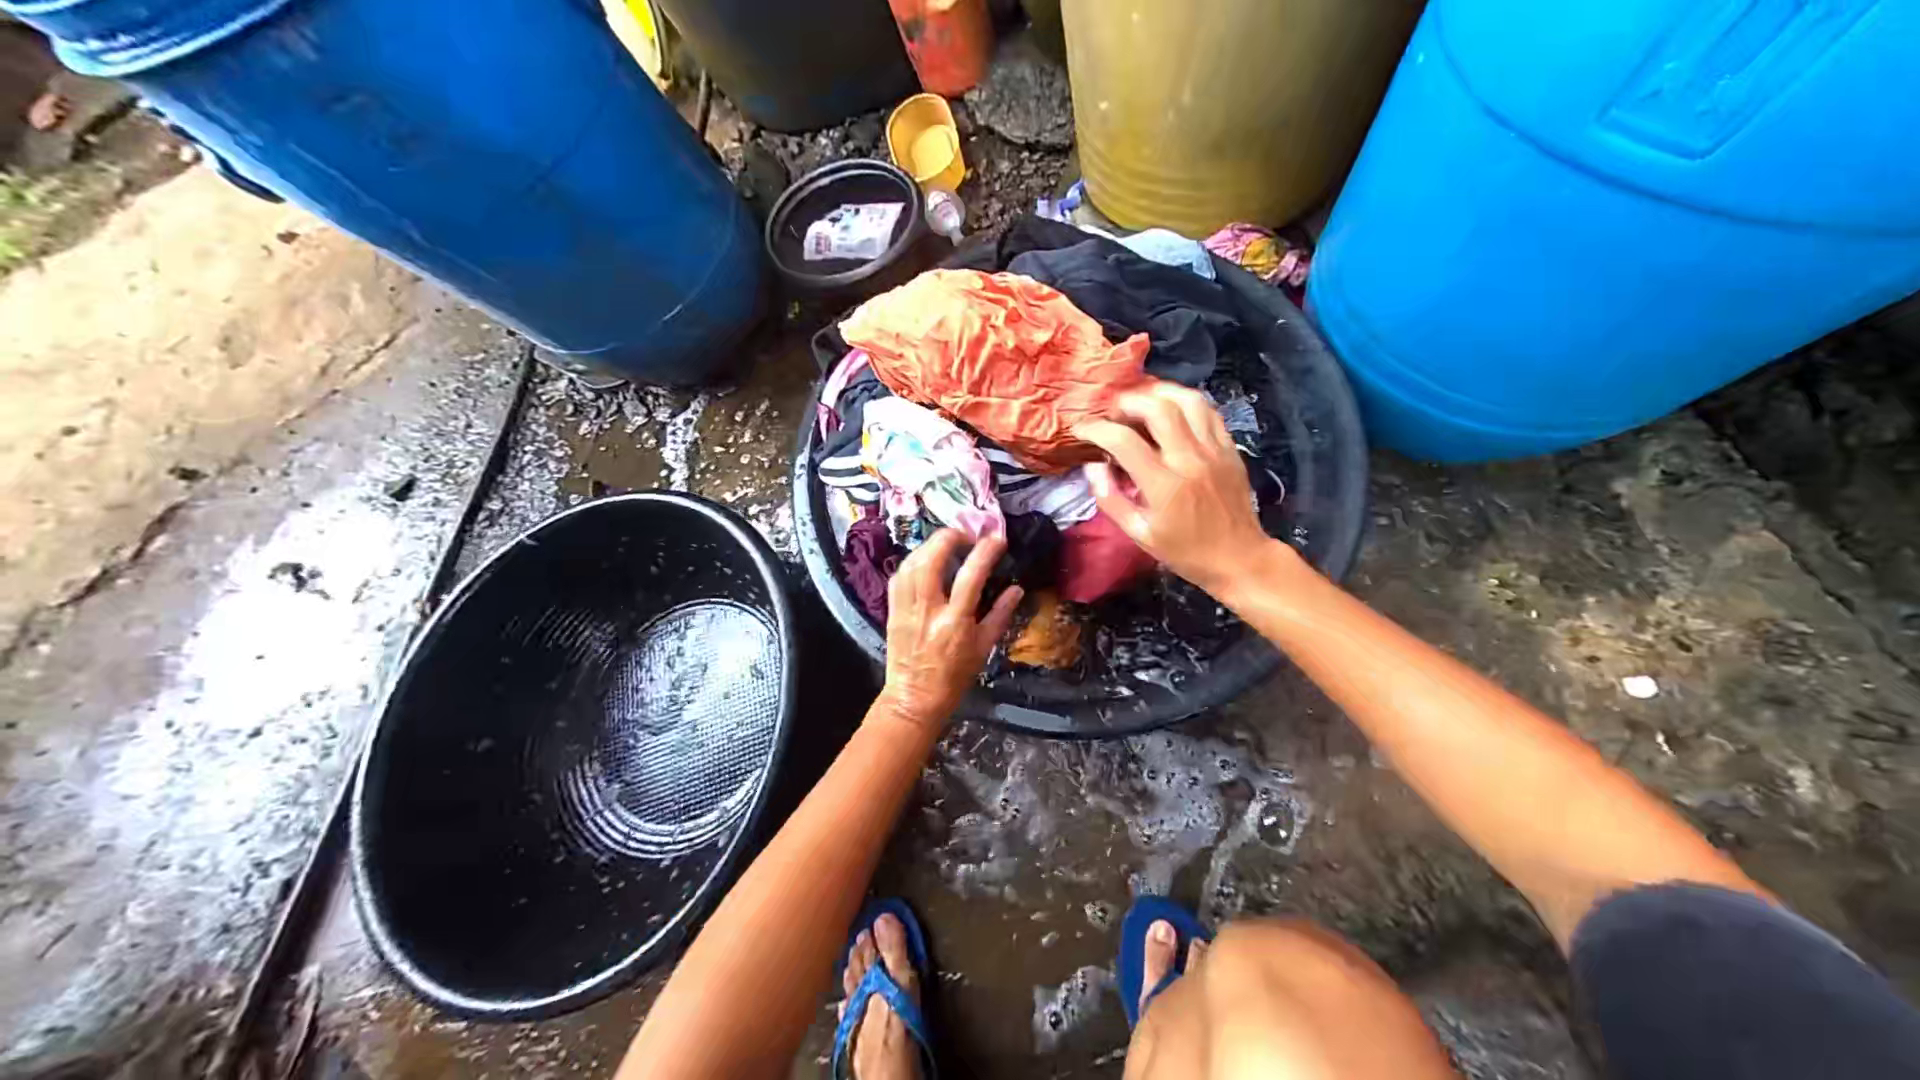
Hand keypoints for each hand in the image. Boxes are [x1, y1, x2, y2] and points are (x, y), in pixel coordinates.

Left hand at [879, 529, 1022, 730]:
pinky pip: (898, 576)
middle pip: (932, 560)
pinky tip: (924, 560)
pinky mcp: (891, 610)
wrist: (914, 699)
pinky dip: (912, 562)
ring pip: (911, 563)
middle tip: (966, 534)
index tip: (997, 538)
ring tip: (946, 543)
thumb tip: (1016, 588)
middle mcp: (927, 610)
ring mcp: (906, 609)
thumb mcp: (983, 648)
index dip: (985, 551)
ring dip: (930, 546)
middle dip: (949, 538)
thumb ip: (999, 615)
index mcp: (955, 622)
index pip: (971, 576)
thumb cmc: (954, 677)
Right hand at [1077, 382, 1290, 597]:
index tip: (1083, 429)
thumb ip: (1110, 498)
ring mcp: (1214, 450)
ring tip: (1141, 401)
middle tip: (1113, 412)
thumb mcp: (1138, 534)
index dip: (1097, 429)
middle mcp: (1190, 460)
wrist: (1239, 557)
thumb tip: (1093, 466)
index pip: (1124, 441)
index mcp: (1164, 486)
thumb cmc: (1184, 551)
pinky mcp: (1229, 448)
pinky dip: (1185, 403)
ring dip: (1159, 393)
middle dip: (1128, 402)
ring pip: (1187, 400)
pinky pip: (1208, 411)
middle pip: (1157, 408)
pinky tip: (1171, 410)